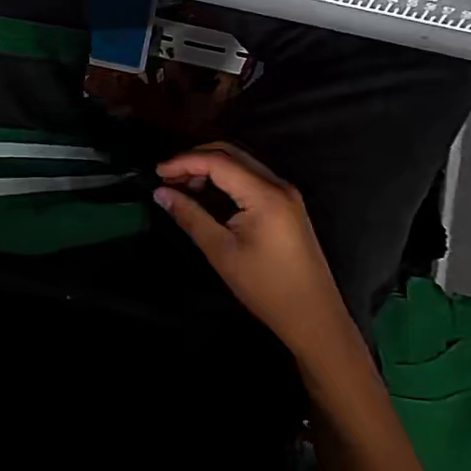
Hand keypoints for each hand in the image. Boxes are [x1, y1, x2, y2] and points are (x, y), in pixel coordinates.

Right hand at [154, 143, 355, 358]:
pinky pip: (251, 176)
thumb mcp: (221, 252)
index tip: (157, 171)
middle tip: (167, 176)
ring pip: (241, 161)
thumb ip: (190, 216)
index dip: (184, 161)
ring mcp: (285, 192)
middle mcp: (278, 184)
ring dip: (210, 166)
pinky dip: (225, 176)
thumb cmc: (265, 288)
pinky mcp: (286, 203)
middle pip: (230, 152)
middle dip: (195, 158)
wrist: (313, 317)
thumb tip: (161, 193)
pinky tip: (207, 192)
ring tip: (182, 185)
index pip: (218, 161)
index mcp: (264, 194)